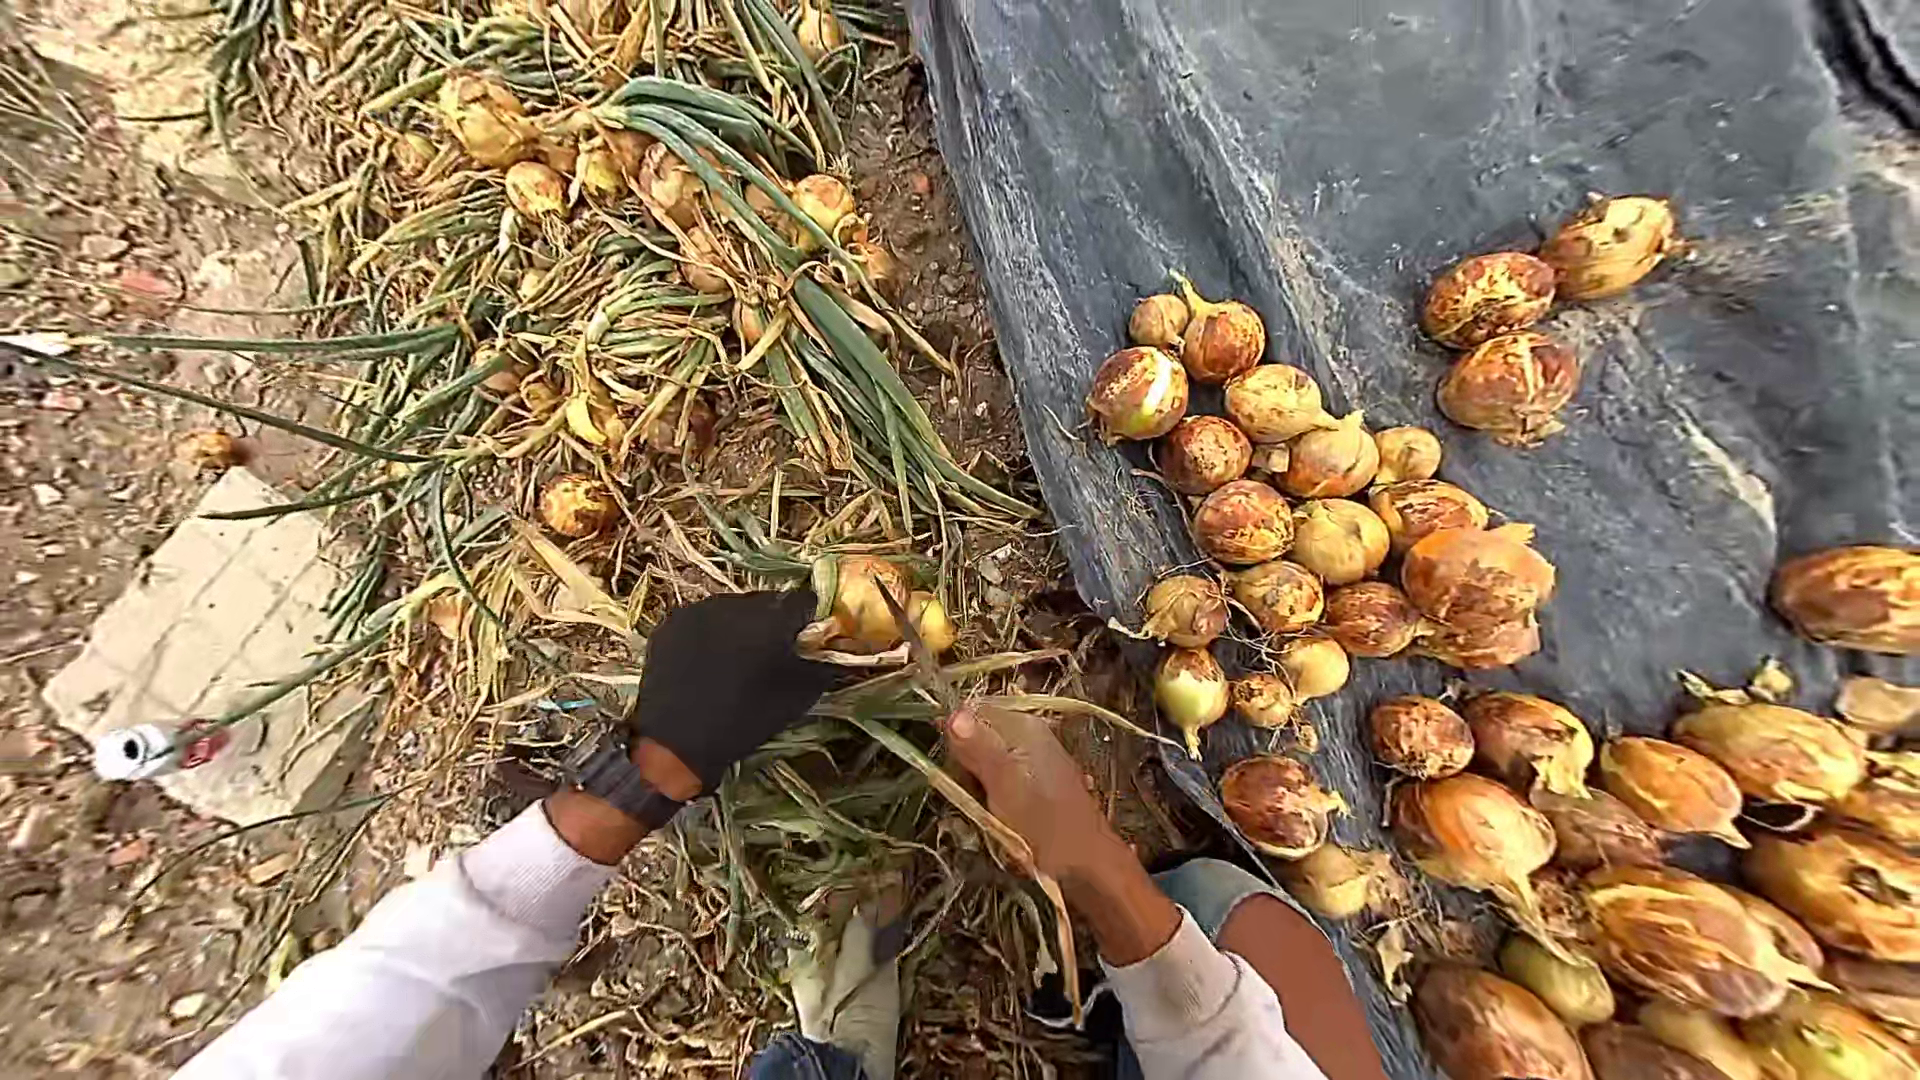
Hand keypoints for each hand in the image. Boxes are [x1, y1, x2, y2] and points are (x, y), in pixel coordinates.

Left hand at [633, 589, 839, 791]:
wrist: (675, 745)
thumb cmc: (746, 718)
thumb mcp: (798, 696)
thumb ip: (822, 665)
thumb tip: (834, 649)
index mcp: (771, 618)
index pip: (803, 602)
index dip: (808, 621)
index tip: (806, 641)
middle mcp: (735, 604)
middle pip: (768, 602)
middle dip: (775, 621)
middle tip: (772, 652)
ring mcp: (699, 610)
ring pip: (735, 608)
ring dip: (743, 625)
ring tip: (738, 657)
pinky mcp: (672, 623)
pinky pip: (704, 618)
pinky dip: (712, 632)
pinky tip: (709, 659)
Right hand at [944, 704, 1178, 963]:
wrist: (1087, 865)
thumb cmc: (1045, 822)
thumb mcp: (1004, 782)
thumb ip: (978, 747)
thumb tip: (952, 714)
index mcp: (1022, 725)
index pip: (973, 711)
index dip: (955, 736)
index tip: (953, 767)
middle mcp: (1028, 735)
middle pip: (976, 738)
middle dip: (965, 767)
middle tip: (973, 795)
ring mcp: (1032, 760)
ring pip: (983, 763)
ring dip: (976, 788)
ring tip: (986, 812)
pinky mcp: (1033, 785)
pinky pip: (997, 782)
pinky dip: (990, 800)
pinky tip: (997, 818)